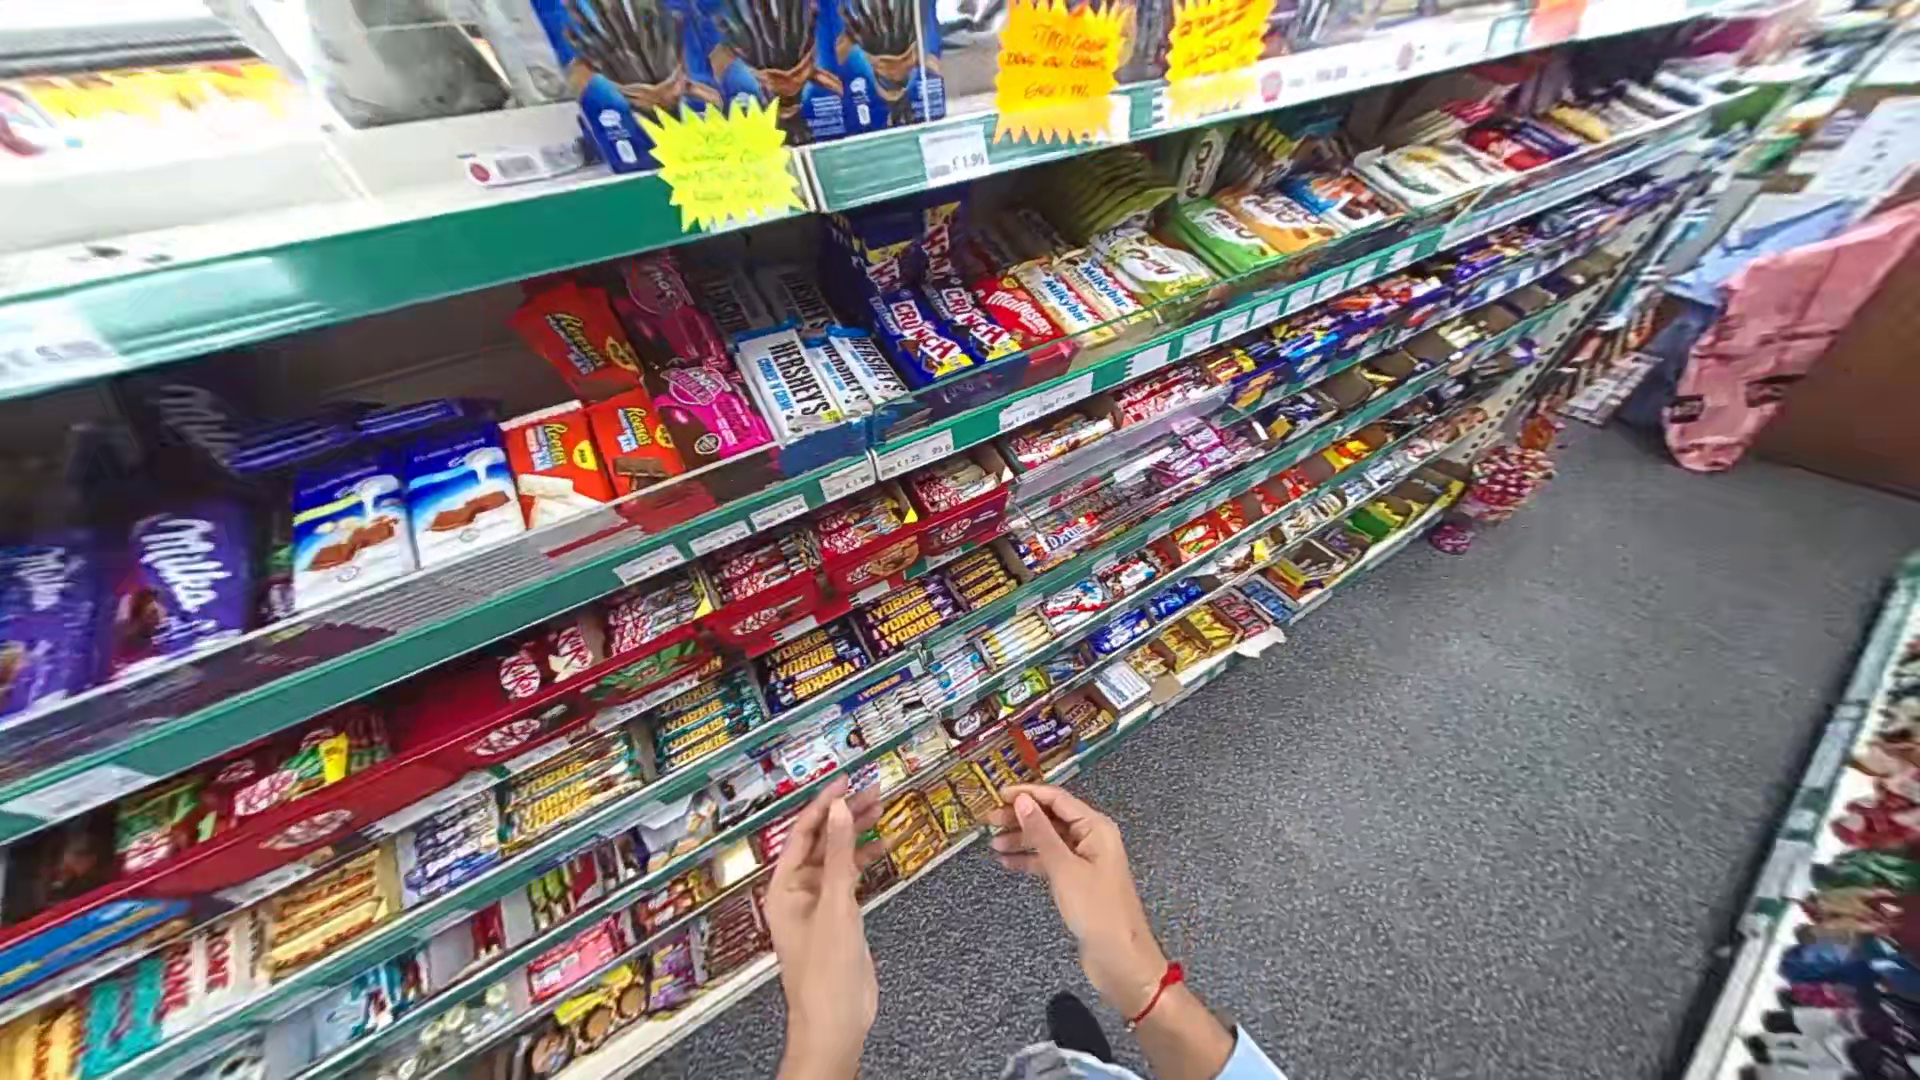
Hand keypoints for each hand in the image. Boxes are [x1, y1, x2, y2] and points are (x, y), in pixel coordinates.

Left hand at [765, 777, 883, 1079]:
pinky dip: (866, 857)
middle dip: (846, 814)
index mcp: (785, 886)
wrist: (836, 1023)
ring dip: (858, 831)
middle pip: (823, 840)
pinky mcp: (839, 912)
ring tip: (881, 806)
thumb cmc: (826, 968)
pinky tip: (884, 842)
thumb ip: (840, 854)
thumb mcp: (835, 904)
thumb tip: (840, 808)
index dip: (823, 804)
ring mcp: (820, 900)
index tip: (844, 781)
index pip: (803, 832)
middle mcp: (799, 888)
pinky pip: (851, 873)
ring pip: (839, 854)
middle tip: (872, 790)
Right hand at [986, 784, 1169, 1018]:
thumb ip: (1041, 832)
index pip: (1056, 798)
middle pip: (1050, 817)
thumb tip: (1022, 801)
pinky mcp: (1077, 881)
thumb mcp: (1064, 868)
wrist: (1121, 963)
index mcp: (1095, 826)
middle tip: (990, 820)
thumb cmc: (1097, 910)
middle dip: (1020, 817)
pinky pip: (1049, 861)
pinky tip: (1007, 862)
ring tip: (993, 843)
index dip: (1028, 794)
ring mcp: (1084, 859)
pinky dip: (1030, 860)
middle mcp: (1090, 837)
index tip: (999, 795)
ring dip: (1021, 839)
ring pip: (1048, 839)